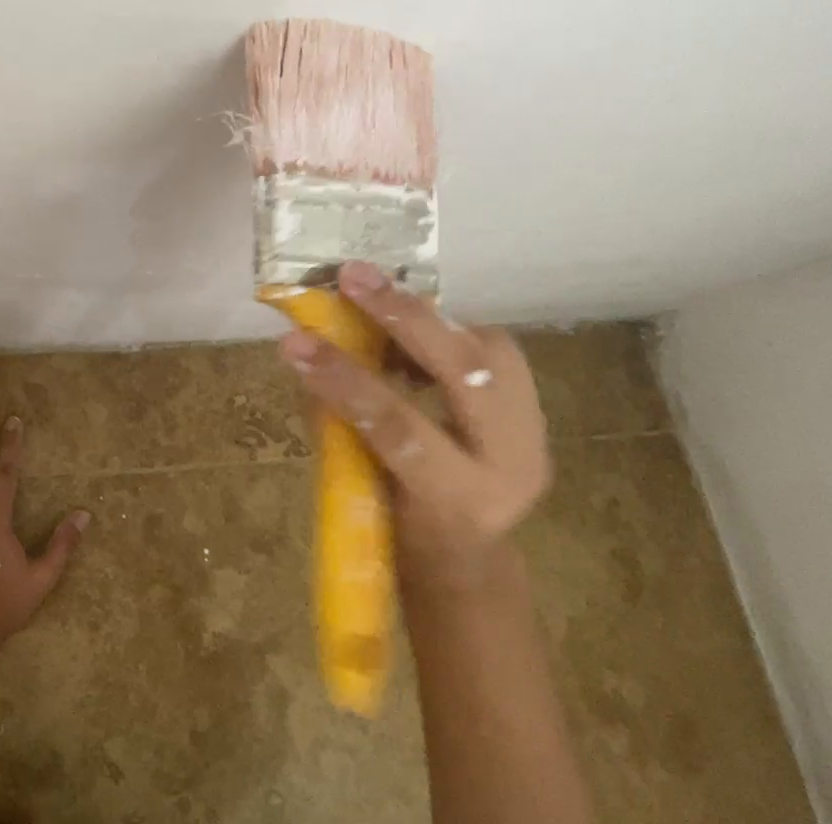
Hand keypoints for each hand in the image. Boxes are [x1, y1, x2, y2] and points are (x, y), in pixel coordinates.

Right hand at [278, 261, 552, 589]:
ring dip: (426, 317)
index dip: (346, 380)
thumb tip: (305, 354)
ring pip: (486, 348)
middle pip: (463, 370)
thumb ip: (340, 427)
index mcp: (460, 499)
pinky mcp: (535, 407)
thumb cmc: (398, 533)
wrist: (466, 554)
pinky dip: (445, 329)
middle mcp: (512, 463)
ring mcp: (535, 432)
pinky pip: (492, 349)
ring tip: (373, 295)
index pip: (400, 426)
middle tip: (353, 277)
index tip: (296, 343)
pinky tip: (405, 326)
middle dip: (404, 317)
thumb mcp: (362, 491)